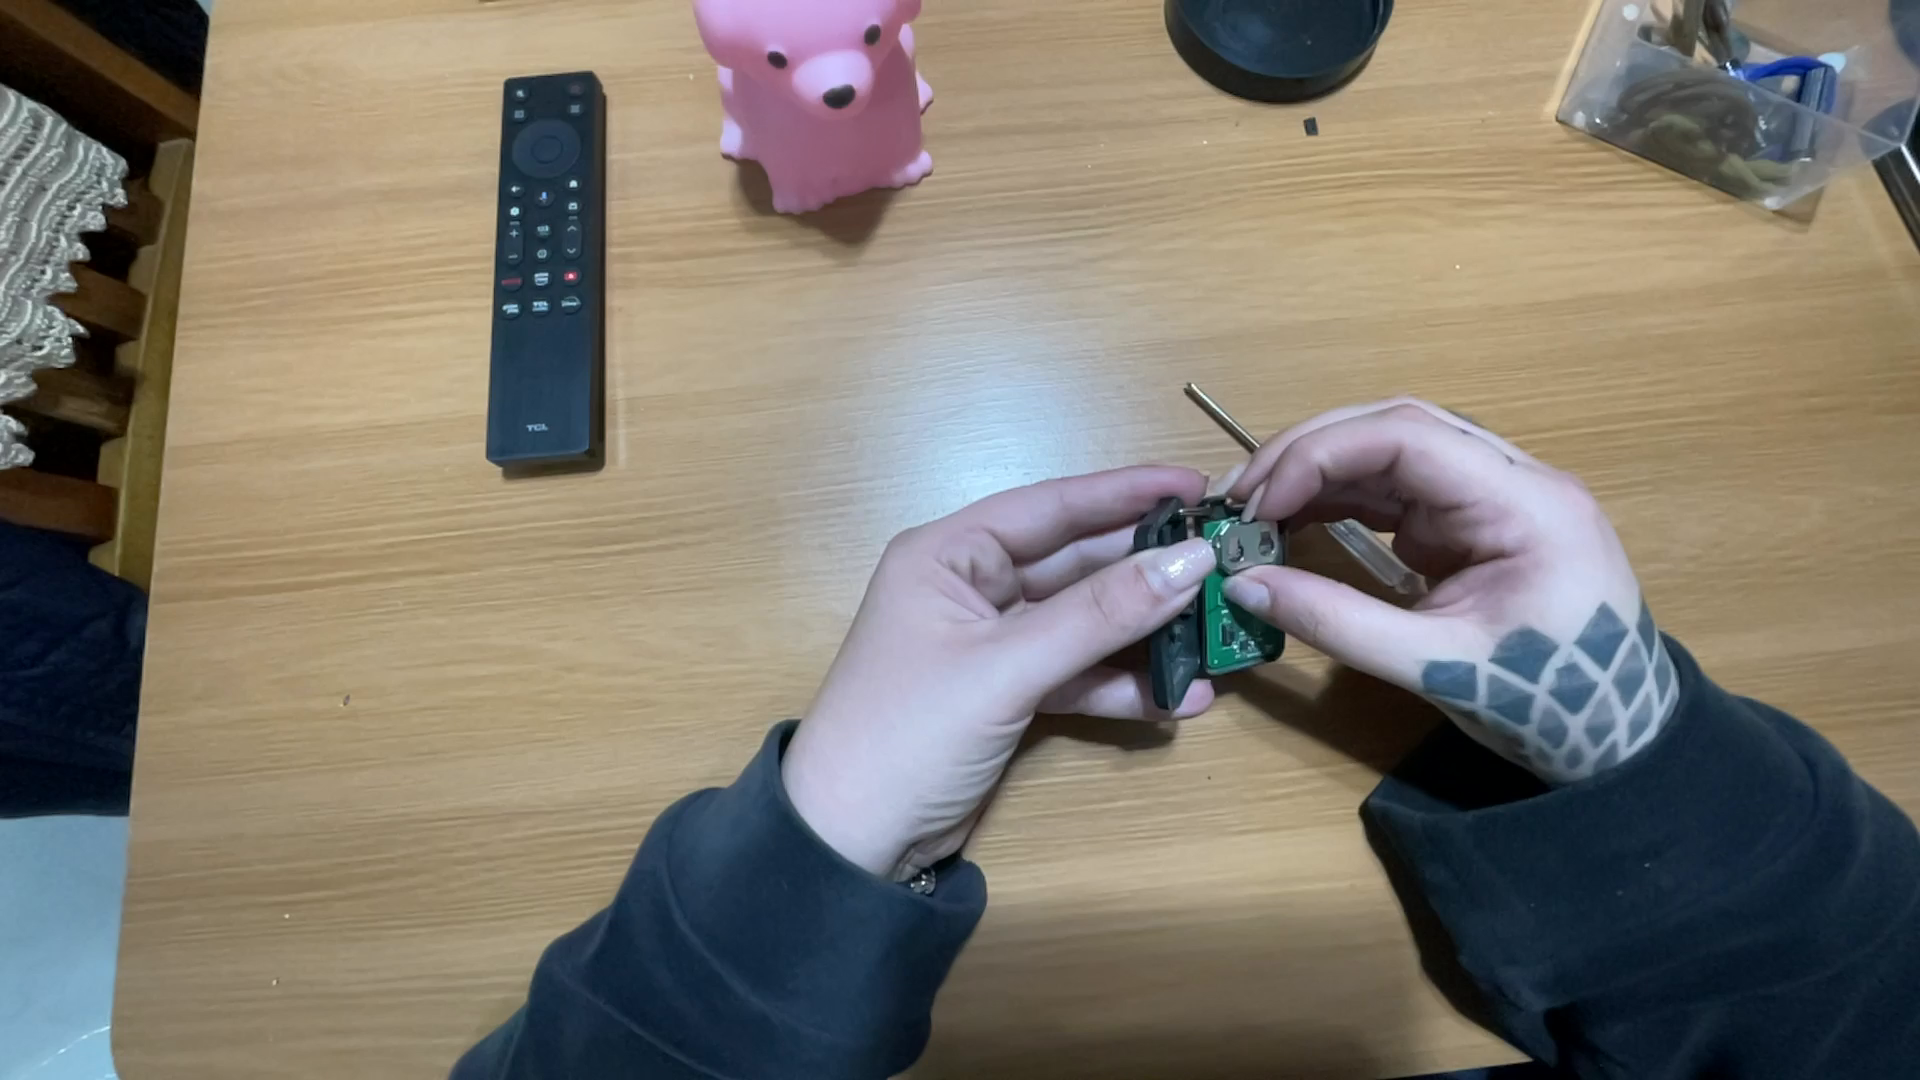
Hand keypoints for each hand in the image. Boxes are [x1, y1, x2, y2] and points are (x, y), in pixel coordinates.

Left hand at [783, 467, 1219, 878]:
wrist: (852, 844)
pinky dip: (1118, 685)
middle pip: (1072, 564)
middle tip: (1223, 561)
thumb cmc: (911, 731)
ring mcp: (991, 642)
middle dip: (1144, 568)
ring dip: (1142, 634)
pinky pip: (1073, 673)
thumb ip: (1099, 614)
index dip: (1123, 492)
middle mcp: (971, 586)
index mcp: (948, 554)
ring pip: (1080, 622)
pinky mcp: (1006, 692)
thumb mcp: (1005, 666)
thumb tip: (1191, 561)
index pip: (1049, 506)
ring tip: (1215, 636)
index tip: (1195, 485)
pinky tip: (1178, 698)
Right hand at [1224, 400, 1679, 783]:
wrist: (1620, 736)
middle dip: (1305, 452)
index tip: (1259, 506)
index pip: (1407, 437)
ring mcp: (1484, 496)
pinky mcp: (1462, 519)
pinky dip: (1330, 496)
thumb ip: (1335, 622)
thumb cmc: (1547, 703)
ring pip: (1384, 448)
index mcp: (1523, 503)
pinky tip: (1288, 519)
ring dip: (1312, 470)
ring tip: (1252, 507)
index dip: (1319, 457)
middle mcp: (1506, 479)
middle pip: (1392, 425)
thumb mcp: (1435, 668)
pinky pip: (1387, 487)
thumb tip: (1241, 585)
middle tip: (1239, 495)